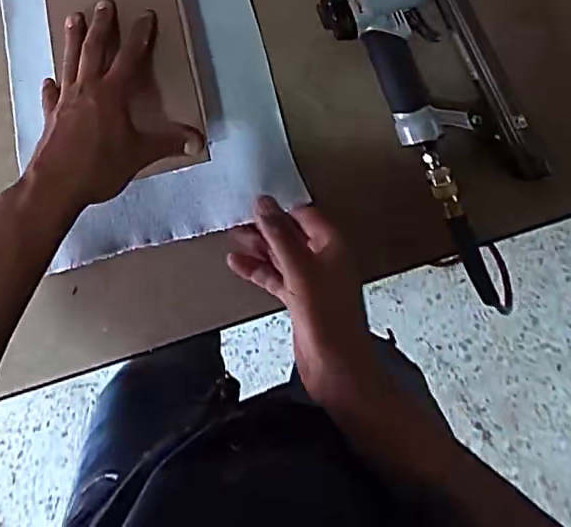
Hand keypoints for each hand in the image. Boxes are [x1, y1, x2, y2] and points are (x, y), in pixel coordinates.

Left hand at [25, 0, 204, 210]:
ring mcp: (65, 102)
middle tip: (104, 3)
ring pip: (70, 62)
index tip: (145, 14)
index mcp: (111, 94)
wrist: (53, 188)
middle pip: (94, 49)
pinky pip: (51, 96)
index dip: (139, 35)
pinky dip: (51, 86)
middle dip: (101, 25)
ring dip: (72, 39)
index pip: (129, 56)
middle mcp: (87, 90)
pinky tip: (48, 79)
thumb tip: (199, 141)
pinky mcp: (51, 118)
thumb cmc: (99, 167)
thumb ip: (169, 144)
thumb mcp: (140, 155)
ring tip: (72, 18)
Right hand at [226, 197, 387, 410]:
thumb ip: (280, 236)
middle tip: (239, 217)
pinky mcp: (299, 300)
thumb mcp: (300, 269)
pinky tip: (239, 263)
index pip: (304, 214)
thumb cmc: (330, 320)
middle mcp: (323, 259)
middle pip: (291, 233)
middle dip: (266, 226)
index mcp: (332, 244)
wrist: (336, 369)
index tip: (257, 201)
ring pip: (281, 255)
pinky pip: (275, 277)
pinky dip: (258, 269)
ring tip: (234, 235)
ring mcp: (311, 280)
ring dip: (259, 246)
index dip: (281, 207)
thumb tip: (264, 205)